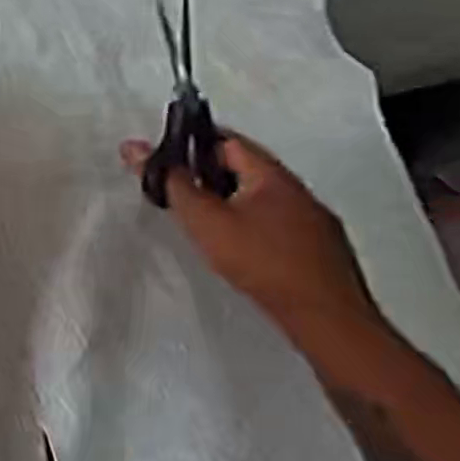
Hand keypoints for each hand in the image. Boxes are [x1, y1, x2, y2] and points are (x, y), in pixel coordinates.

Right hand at [120, 134, 380, 333]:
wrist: (325, 319)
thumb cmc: (259, 260)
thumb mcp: (200, 216)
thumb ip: (168, 180)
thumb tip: (135, 147)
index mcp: (274, 177)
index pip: (228, 141)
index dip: (193, 143)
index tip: (165, 155)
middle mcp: (300, 193)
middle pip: (245, 168)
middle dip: (207, 172)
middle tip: (176, 186)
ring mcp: (315, 222)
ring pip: (261, 196)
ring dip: (229, 198)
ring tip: (200, 215)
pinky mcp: (320, 249)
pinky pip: (277, 220)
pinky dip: (250, 221)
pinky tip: (234, 241)